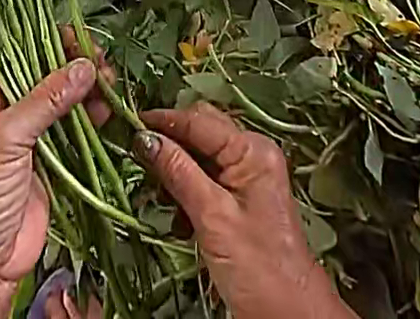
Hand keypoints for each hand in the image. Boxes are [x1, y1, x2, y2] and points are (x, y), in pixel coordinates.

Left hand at [0, 58, 100, 318]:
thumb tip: (83, 67)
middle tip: (98, 60)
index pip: (11, 54)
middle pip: (39, 74)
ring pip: (59, 100)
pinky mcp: (46, 159)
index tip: (75, 37)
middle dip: (70, 65)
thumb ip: (45, 100)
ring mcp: (23, 136)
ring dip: (85, 89)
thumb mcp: (4, 139)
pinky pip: (71, 128)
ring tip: (108, 81)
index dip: (43, 43)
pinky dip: (90, 116)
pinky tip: (105, 106)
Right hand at [136, 104, 356, 318]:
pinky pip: (205, 177)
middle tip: (138, 157)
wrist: (290, 317)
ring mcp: (247, 174)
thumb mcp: (211, 216)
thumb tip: (144, 137)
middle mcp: (251, 152)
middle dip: (169, 143)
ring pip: (199, 155)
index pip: (199, 121)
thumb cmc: (257, 268)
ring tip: (158, 192)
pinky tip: (176, 213)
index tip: (129, 124)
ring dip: (175, 170)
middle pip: (200, 131)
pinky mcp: (240, 196)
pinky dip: (186, 189)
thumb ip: (178, 172)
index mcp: (252, 149)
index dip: (163, 121)